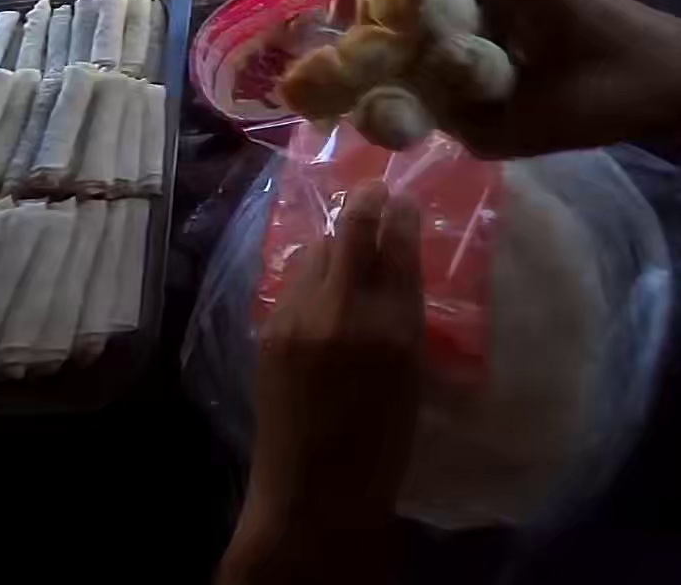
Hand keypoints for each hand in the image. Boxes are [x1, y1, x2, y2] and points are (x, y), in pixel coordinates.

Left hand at [219, 181, 423, 584]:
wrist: (311, 492)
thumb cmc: (379, 446)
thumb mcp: (410, 379)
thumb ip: (401, 315)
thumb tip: (392, 263)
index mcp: (392, 332)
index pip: (399, 251)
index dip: (401, 216)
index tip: (403, 197)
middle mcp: (343, 311)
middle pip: (352, 231)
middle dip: (364, 201)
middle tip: (373, 187)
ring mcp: (298, 314)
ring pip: (317, 250)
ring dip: (334, 241)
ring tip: (345, 240)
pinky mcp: (270, 324)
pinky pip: (295, 279)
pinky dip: (312, 274)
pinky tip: (320, 283)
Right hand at [334, 0, 680, 157]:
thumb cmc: (626, 93)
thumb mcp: (541, 123)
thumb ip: (469, 124)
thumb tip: (409, 116)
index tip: (343, 22)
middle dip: (374, 0)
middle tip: (358, 52)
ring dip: (400, 14)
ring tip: (384, 63)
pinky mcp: (522, 0)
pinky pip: (458, 0)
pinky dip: (429, 25)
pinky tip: (429, 66)